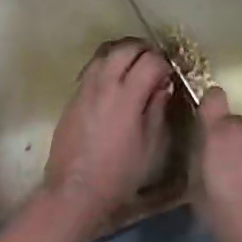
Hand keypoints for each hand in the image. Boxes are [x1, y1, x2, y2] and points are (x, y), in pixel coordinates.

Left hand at [41, 39, 172, 233]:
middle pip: (125, 49)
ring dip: (122, 56)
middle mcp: (104, 84)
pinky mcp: (73, 98)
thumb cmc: (119, 174)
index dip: (164, 64)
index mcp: (127, 95)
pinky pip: (91, 70)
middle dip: (144, 52)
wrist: (75, 192)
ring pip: (105, 55)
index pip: (150, 61)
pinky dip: (106, 68)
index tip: (169, 75)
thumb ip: (157, 109)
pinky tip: (112, 84)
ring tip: (132, 69)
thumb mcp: (150, 146)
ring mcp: (85, 89)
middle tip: (153, 65)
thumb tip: (162, 86)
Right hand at [189, 87, 241, 241]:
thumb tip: (200, 153)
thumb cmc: (235, 221)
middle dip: (225, 140)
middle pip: (232, 123)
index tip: (204, 122)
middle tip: (221, 170)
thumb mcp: (200, 199)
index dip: (208, 105)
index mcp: (220, 135)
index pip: (213, 97)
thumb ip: (197, 166)